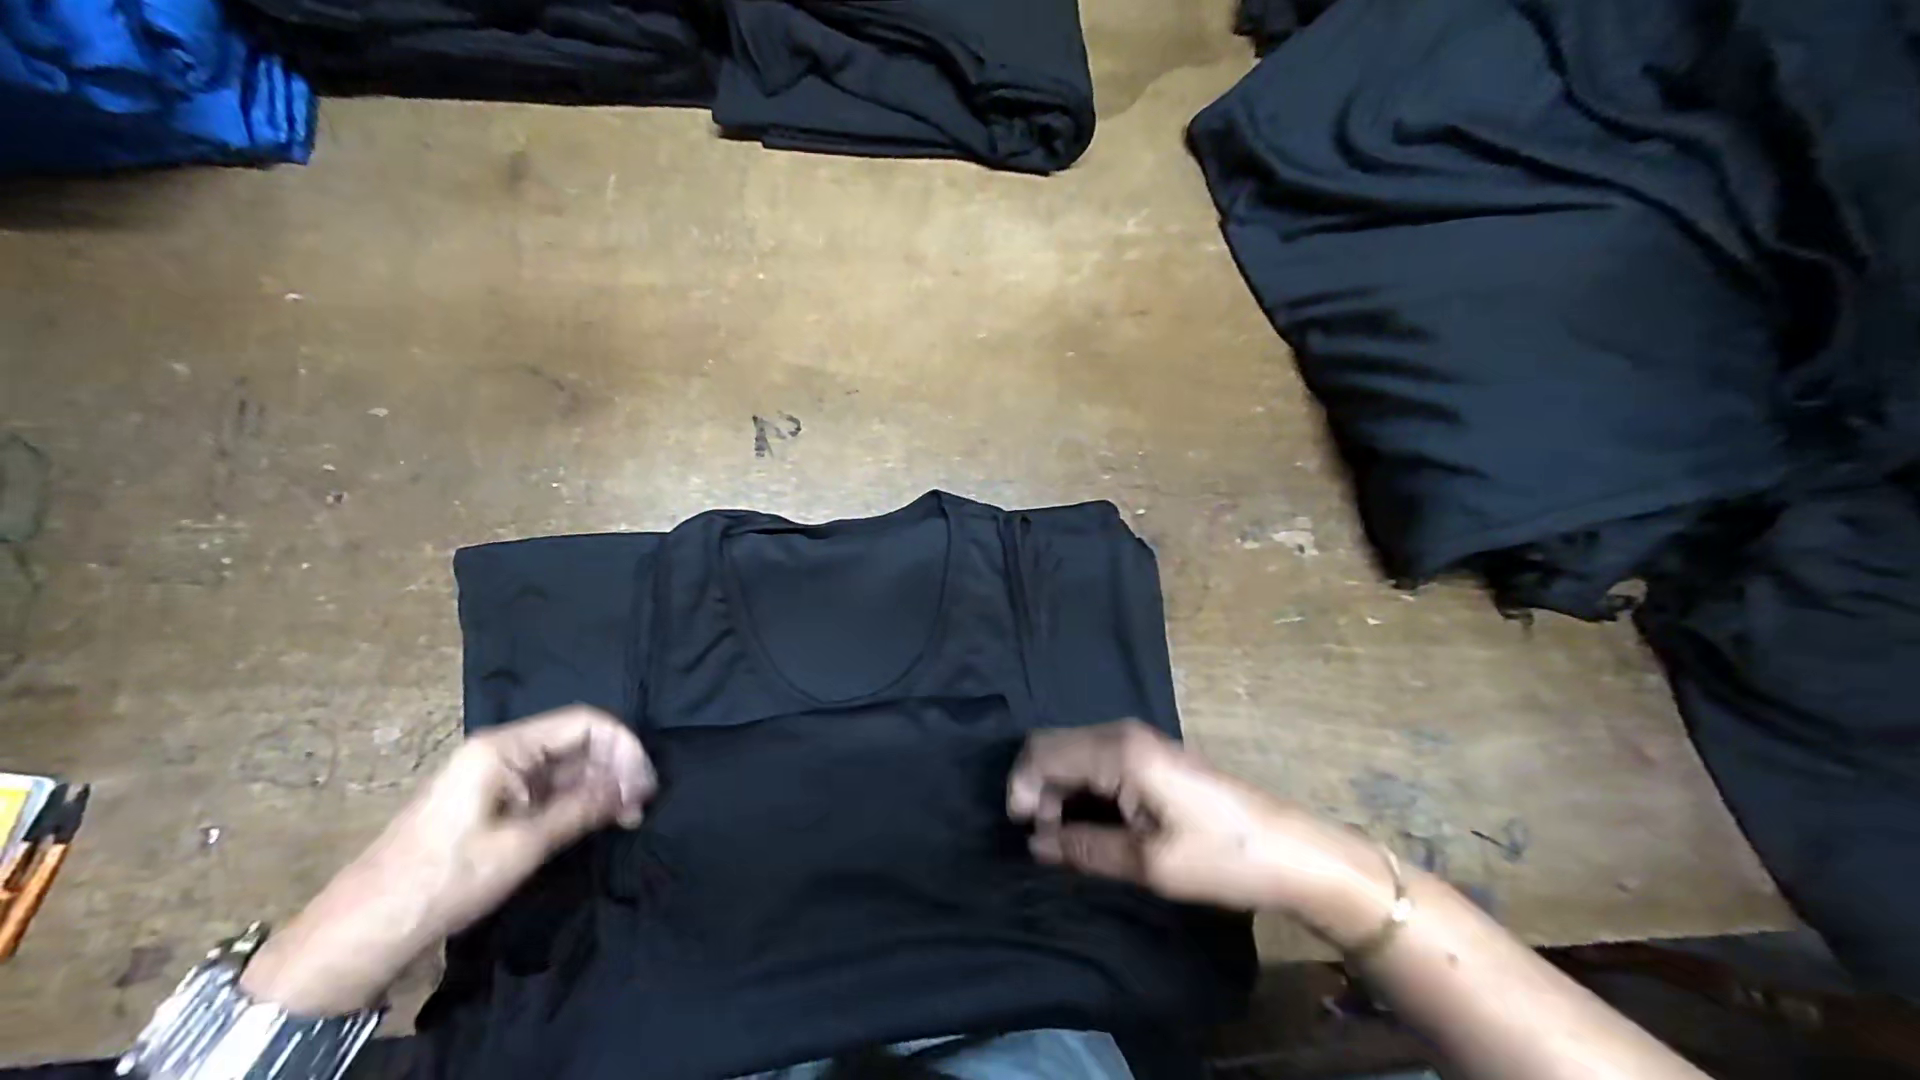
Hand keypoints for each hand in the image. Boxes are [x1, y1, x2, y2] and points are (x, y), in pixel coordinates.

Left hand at [242, 706, 654, 1014]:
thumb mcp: (522, 845)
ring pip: (567, 764)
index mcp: (503, 749)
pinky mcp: (494, 800)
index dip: (623, 747)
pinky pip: (549, 786)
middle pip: (577, 740)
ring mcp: (496, 775)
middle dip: (615, 767)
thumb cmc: (444, 880)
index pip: (584, 723)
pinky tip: (597, 819)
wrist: (363, 930)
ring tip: (626, 816)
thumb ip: (582, 807)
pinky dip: (578, 799)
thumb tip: (633, 785)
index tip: (644, 784)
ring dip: (600, 785)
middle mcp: (502, 752)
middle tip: (639, 805)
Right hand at [1007, 720, 1395, 943]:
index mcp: (1120, 751)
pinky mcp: (1149, 755)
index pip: (1043, 752)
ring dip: (1057, 790)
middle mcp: (1123, 733)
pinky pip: (1094, 760)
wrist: (1293, 851)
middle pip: (1053, 746)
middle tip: (1046, 839)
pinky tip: (1091, 823)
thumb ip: (1085, 848)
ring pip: (1072, 752)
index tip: (1026, 835)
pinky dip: (1080, 787)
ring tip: (1066, 838)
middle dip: (1036, 788)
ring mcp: (1138, 740)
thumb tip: (1036, 843)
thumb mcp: (1150, 864)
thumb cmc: (1223, 858)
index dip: (1021, 789)